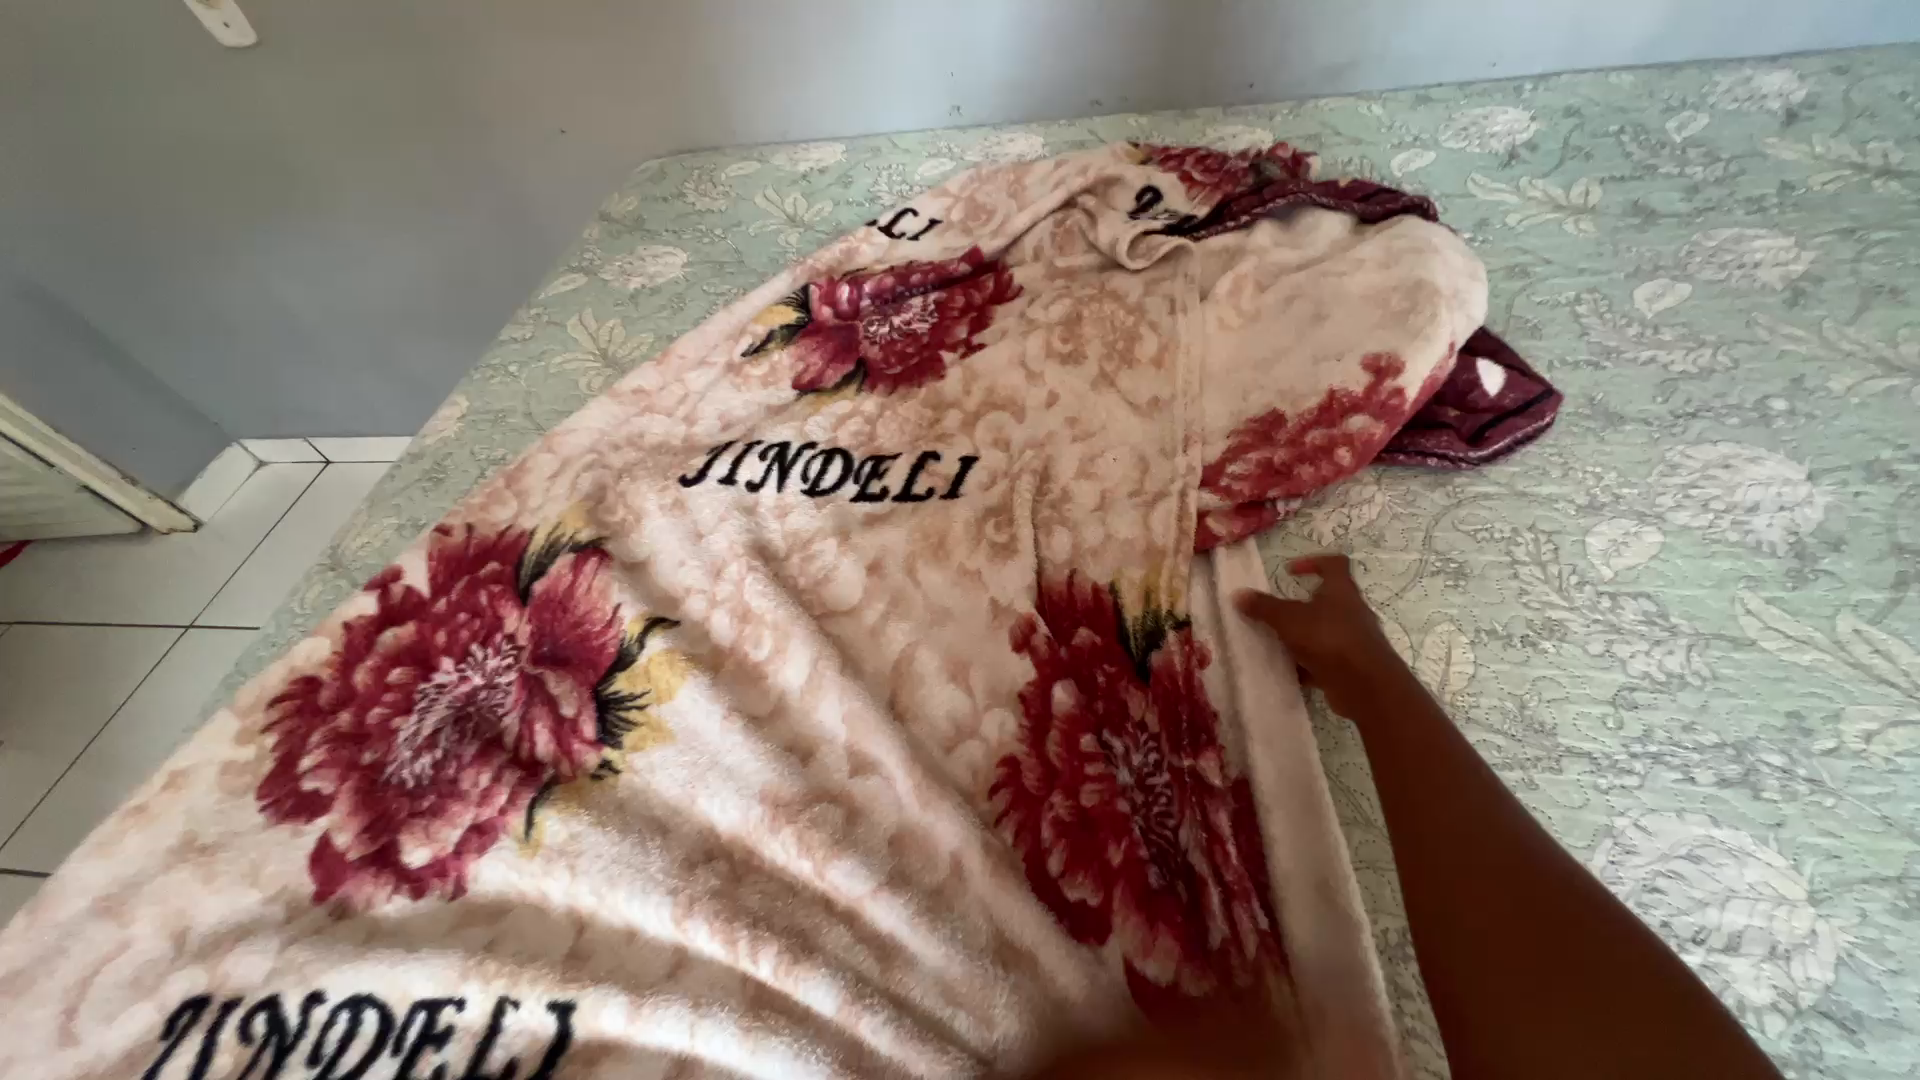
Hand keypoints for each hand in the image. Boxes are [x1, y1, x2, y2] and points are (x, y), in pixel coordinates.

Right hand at [1233, 554, 1410, 720]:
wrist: (1366, 686)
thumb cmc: (1328, 639)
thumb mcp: (1288, 619)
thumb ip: (1264, 607)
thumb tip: (1238, 594)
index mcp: (1341, 591)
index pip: (1334, 564)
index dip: (1313, 562)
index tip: (1290, 571)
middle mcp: (1352, 611)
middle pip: (1328, 599)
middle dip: (1302, 605)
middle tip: (1278, 612)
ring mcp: (1354, 639)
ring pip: (1325, 630)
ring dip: (1303, 635)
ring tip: (1278, 642)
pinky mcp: (1352, 665)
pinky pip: (1326, 658)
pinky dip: (1308, 663)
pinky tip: (1289, 670)